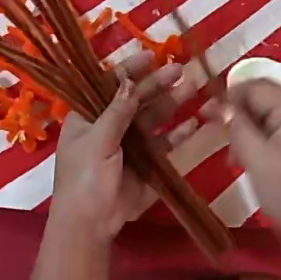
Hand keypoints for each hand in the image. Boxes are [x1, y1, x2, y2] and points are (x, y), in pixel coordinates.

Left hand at [50, 55, 193, 241]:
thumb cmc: (84, 178)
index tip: (151, 56)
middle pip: (136, 100)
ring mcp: (129, 146)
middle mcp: (110, 127)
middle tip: (182, 71)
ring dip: (172, 105)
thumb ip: (117, 111)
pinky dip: (179, 134)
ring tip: (193, 89)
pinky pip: (164, 145)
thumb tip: (129, 81)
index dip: (130, 70)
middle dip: (158, 85)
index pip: (110, 86)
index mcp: (88, 117)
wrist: (90, 223)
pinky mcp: (146, 166)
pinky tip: (195, 123)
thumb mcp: (97, 139)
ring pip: (153, 119)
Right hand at [221, 81, 280, 257]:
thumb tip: (222, 106)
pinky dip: (263, 143)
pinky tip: (254, 165)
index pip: (256, 85)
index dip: (228, 96)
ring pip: (271, 118)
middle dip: (239, 115)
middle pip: (265, 99)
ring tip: (235, 158)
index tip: (205, 116)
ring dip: (249, 132)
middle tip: (219, 140)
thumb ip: (238, 128)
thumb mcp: (257, 161)